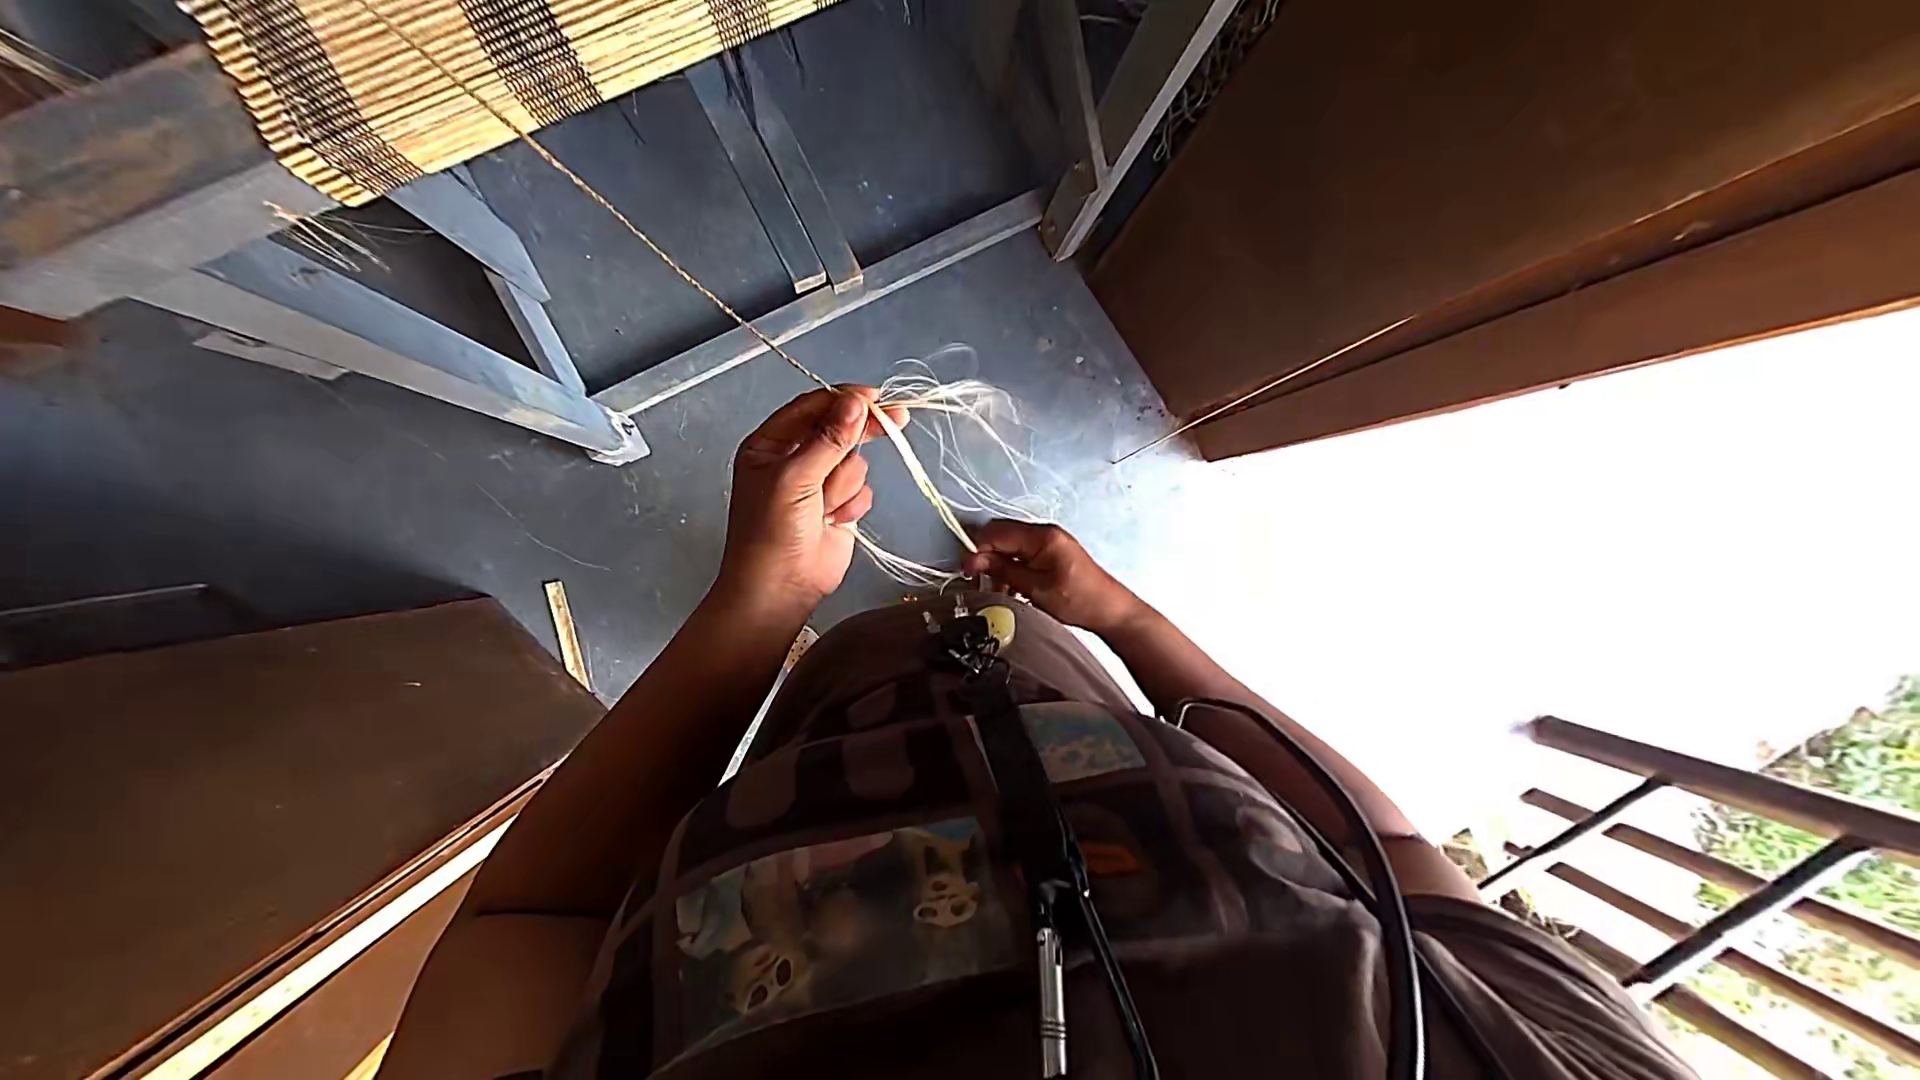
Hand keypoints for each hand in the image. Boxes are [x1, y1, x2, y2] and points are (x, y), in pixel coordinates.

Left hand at [717, 386, 907, 613]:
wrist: (782, 589)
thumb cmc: (771, 533)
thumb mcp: (794, 478)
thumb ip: (828, 439)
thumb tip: (855, 403)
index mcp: (771, 444)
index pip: (812, 408)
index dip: (843, 400)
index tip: (874, 396)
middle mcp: (796, 459)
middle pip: (839, 430)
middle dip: (859, 432)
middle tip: (895, 418)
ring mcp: (820, 483)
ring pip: (855, 463)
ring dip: (844, 485)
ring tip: (824, 508)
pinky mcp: (841, 505)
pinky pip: (863, 489)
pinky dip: (852, 505)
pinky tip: (835, 521)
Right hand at [962, 520, 1148, 634]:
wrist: (1110, 611)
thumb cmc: (1079, 601)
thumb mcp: (1035, 588)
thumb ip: (1004, 570)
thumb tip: (975, 559)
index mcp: (1042, 537)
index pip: (996, 532)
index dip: (977, 549)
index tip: (967, 570)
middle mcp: (1044, 533)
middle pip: (1001, 534)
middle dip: (985, 554)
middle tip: (976, 578)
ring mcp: (1048, 541)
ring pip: (1009, 544)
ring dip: (997, 562)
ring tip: (994, 586)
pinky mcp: (1050, 553)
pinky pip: (1021, 552)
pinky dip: (1011, 566)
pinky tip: (1009, 586)